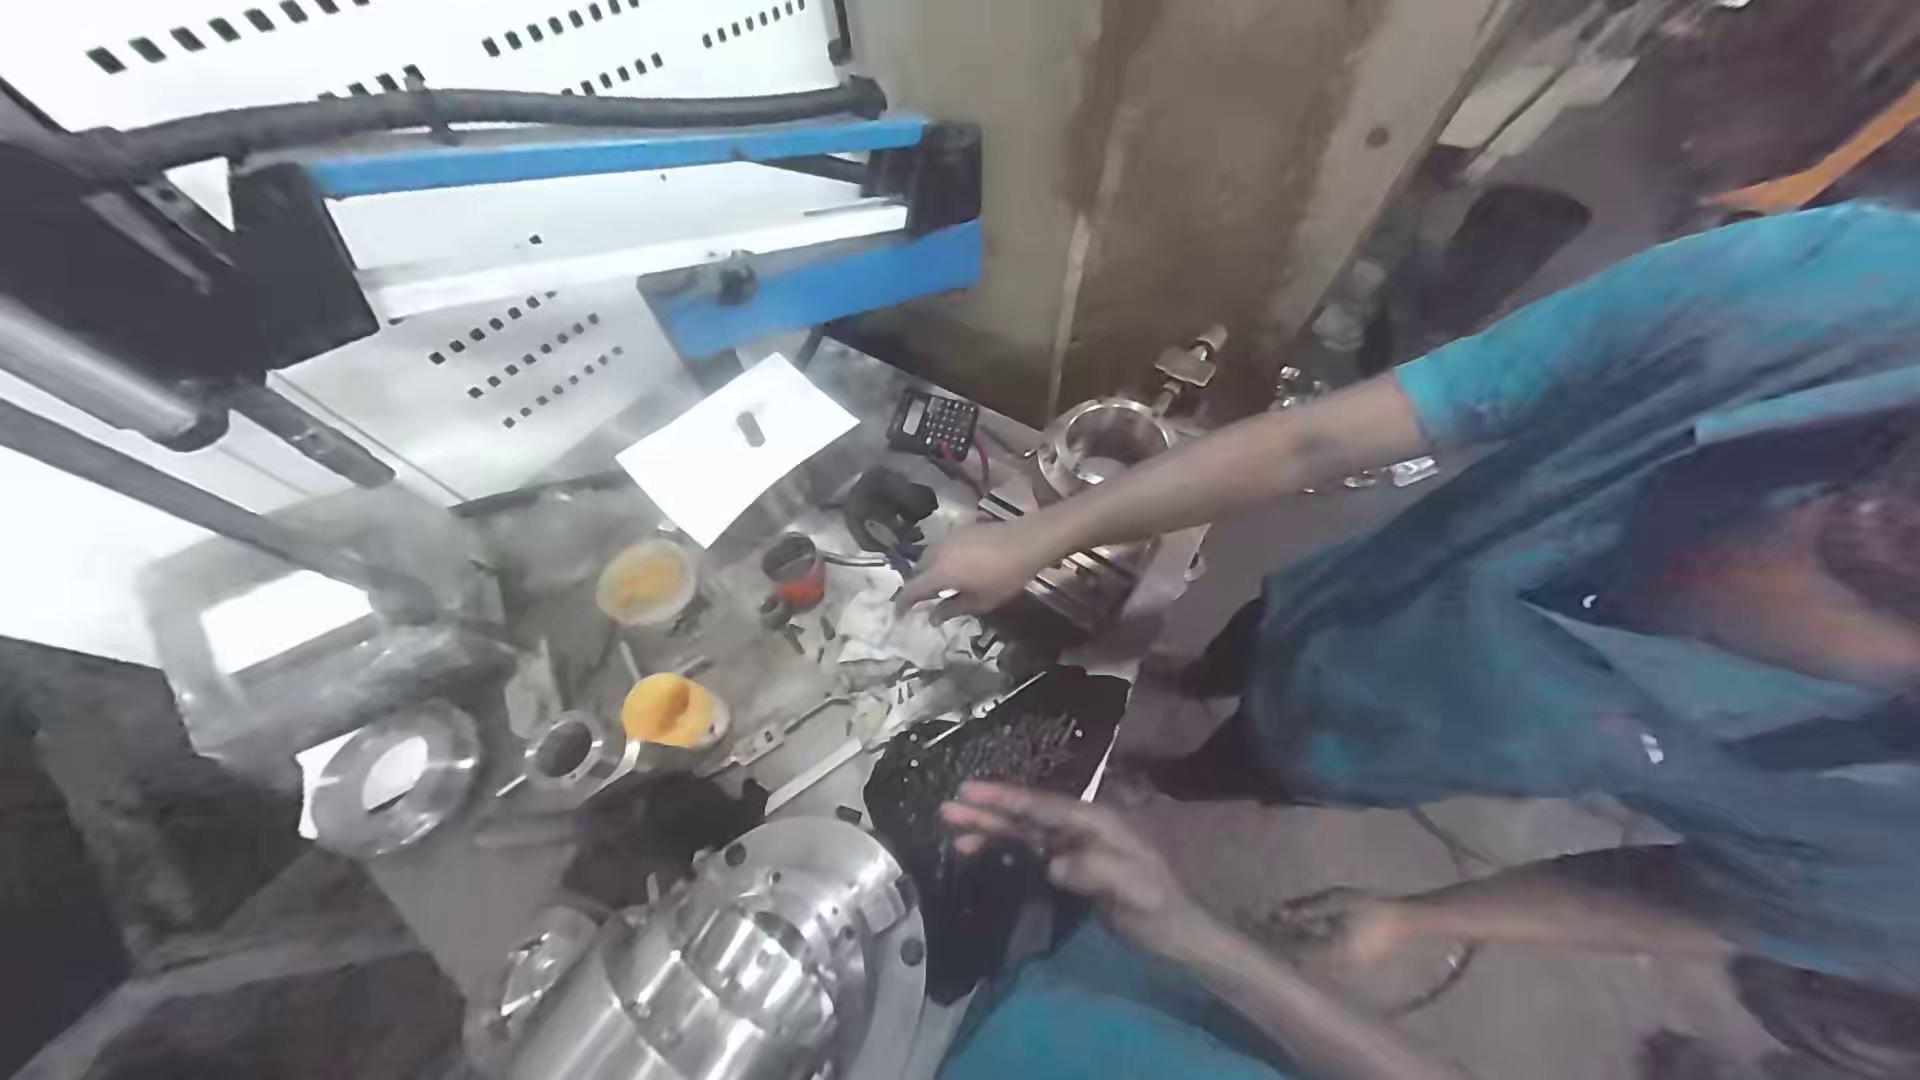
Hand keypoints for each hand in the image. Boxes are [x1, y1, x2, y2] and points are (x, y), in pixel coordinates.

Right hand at [895, 522, 1057, 620]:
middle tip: (924, 600)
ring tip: (941, 583)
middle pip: (918, 570)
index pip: (911, 589)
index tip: (899, 614)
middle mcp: (937, 552)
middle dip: (918, 586)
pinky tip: (957, 565)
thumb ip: (951, 609)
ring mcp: (948, 537)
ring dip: (930, 570)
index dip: (902, 603)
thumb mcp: (979, 602)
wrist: (1026, 542)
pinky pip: (943, 546)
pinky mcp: (961, 528)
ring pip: (929, 556)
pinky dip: (943, 558)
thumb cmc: (1003, 577)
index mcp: (938, 573)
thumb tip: (932, 617)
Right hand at [940, 781, 1219, 960]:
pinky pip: (1025, 847)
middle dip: (987, 808)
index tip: (971, 790)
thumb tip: (1052, 863)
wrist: (1176, 932)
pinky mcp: (1065, 862)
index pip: (1042, 805)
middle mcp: (1078, 823)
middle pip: (1025, 812)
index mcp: (1093, 820)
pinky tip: (977, 848)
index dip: (1006, 797)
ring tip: (953, 826)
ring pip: (1020, 828)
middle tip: (948, 806)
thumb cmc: (1159, 907)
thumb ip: (1096, 870)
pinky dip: (1000, 845)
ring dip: (988, 826)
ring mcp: (1070, 842)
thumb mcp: (1135, 889)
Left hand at [1253, 887, 1420, 972]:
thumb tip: (1276, 912)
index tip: (1246, 925)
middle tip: (1244, 920)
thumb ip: (1305, 908)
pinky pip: (1314, 952)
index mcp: (1335, 953)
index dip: (1267, 938)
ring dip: (1281, 937)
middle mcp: (1337, 966)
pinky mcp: (1345, 960)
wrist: (1406, 918)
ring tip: (1256, 920)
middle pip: (1293, 955)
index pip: (1292, 950)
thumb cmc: (1371, 904)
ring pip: (1301, 954)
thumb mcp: (1335, 900)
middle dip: (1269, 938)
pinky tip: (1282, 924)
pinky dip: (1296, 939)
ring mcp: (1342, 966)